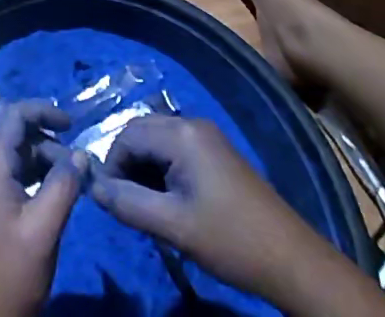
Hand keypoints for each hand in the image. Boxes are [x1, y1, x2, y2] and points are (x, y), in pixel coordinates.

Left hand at [0, 101, 88, 316]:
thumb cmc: (13, 270)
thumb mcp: (44, 228)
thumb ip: (63, 186)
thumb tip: (82, 153)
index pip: (12, 118)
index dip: (41, 111)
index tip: (72, 123)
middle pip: (16, 136)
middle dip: (50, 141)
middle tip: (80, 166)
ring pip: (19, 157)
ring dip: (47, 160)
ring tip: (76, 182)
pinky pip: (17, 176)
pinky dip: (40, 177)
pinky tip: (60, 194)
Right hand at [89, 115, 335, 302]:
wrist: (293, 261)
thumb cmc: (230, 240)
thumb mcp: (172, 225)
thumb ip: (127, 203)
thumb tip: (92, 187)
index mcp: (182, 134)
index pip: (127, 135)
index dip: (111, 165)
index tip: (112, 199)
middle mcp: (192, 124)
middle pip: (140, 131)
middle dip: (126, 162)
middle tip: (126, 200)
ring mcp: (207, 137)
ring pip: (156, 139)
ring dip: (143, 166)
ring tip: (145, 203)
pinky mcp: (216, 152)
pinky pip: (174, 148)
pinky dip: (161, 167)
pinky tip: (166, 198)